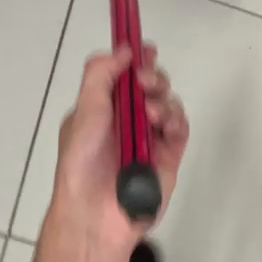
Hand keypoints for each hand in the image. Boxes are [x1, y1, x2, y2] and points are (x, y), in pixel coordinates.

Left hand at [50, 44, 189, 246]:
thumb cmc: (82, 164)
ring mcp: (150, 139)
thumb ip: (101, 76)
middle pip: (152, 85)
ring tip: (150, 113)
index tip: (145, 48)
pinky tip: (165, 124)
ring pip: (169, 105)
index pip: (125, 75)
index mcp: (104, 108)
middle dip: (153, 76)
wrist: (94, 213)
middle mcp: (129, 120)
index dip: (137, 59)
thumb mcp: (83, 112)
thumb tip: (125, 50)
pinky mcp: (168, 158)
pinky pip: (180, 131)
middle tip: (145, 82)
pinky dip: (176, 121)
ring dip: (163, 99)